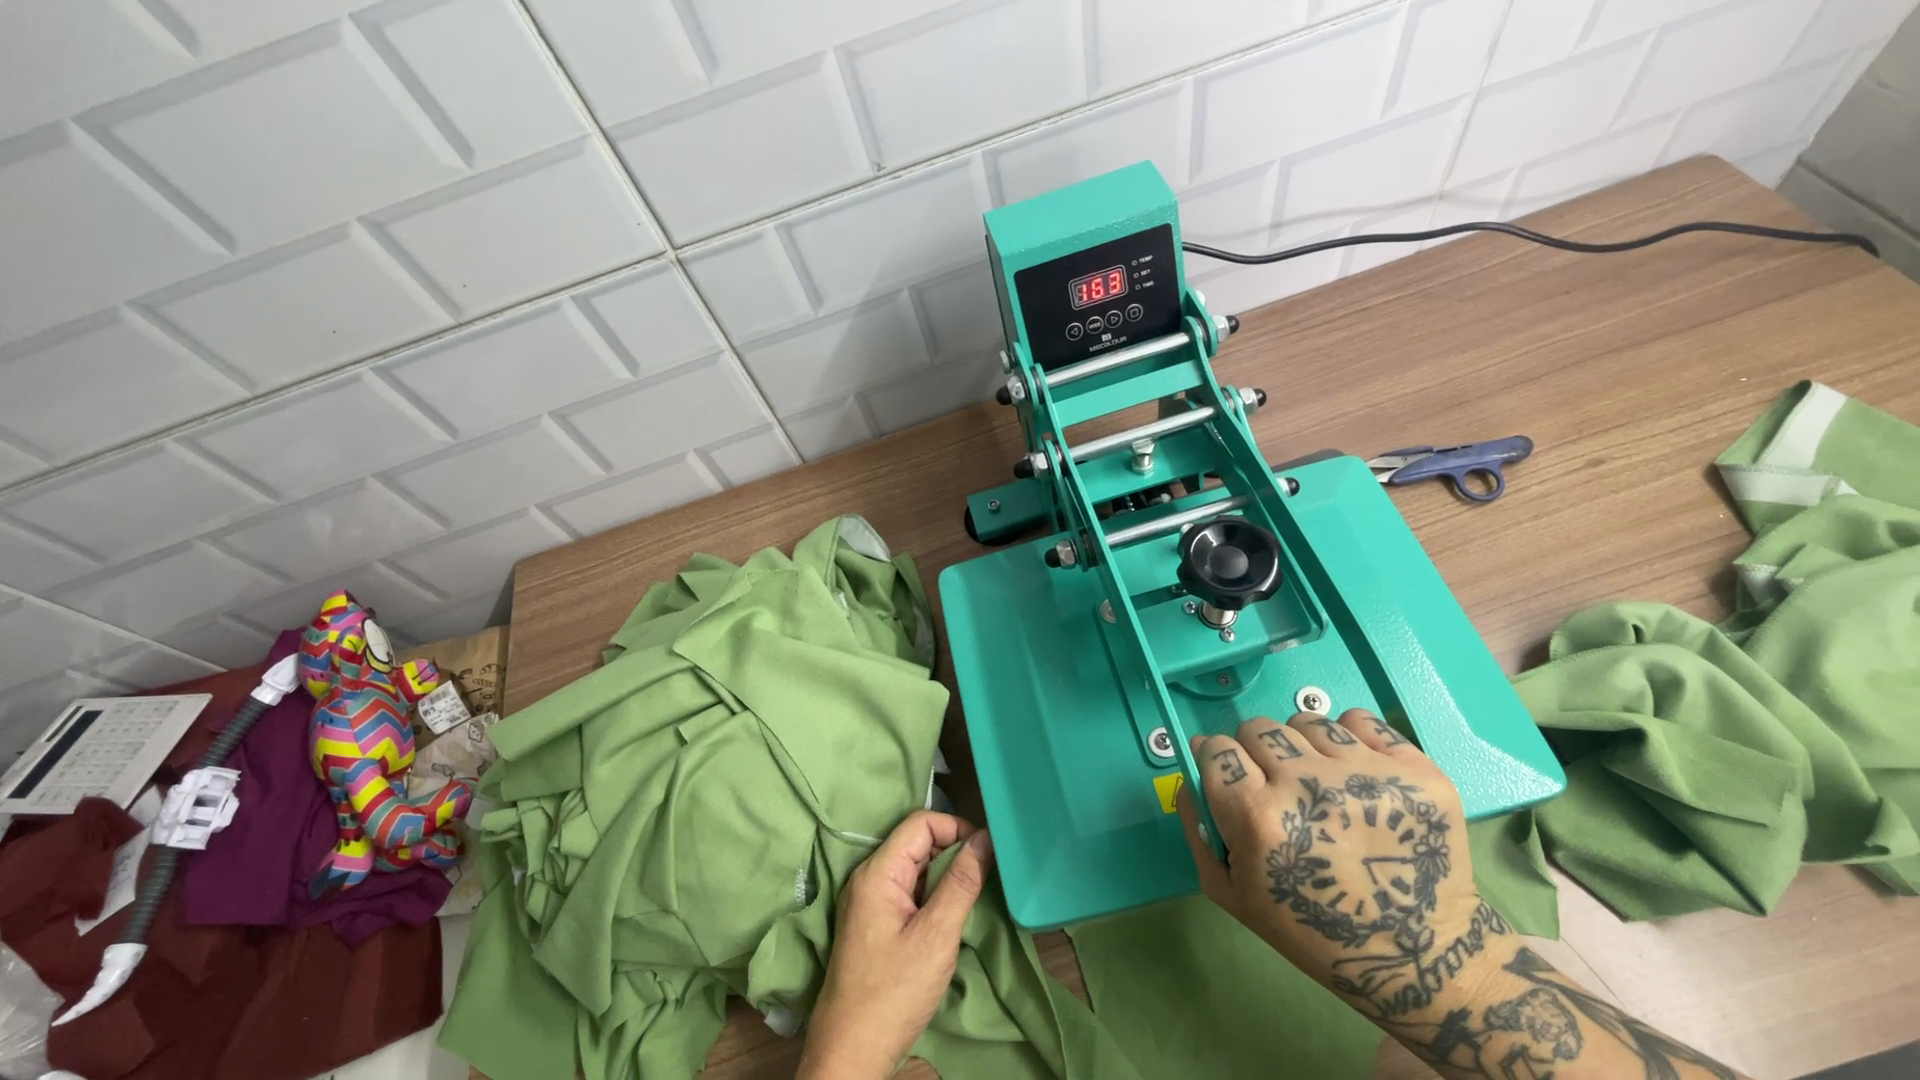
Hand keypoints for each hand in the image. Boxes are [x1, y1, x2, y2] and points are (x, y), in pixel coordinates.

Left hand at [797, 811, 993, 1079]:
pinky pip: (910, 892)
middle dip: (955, 851)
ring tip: (976, 896)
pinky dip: (935, 895)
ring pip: (916, 868)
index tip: (988, 853)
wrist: (852, 1052)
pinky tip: (953, 916)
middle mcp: (870, 879)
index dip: (956, 829)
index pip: (920, 823)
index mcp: (878, 873)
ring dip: (947, 876)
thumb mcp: (936, 935)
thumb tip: (986, 838)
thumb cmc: (894, 992)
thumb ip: (962, 882)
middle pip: (918, 843)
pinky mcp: (876, 924)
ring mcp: (871, 902)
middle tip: (987, 877)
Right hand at [1177, 711, 1503, 1018]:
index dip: (1220, 764)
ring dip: (1302, 746)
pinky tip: (1354, 772)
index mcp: (1259, 818)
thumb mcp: (1230, 891)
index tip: (1234, 781)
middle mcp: (1310, 786)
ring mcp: (1366, 775)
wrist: (1415, 953)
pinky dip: (1350, 738)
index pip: (1218, 749)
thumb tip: (1195, 756)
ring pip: (1307, 721)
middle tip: (1277, 787)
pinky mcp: (1413, 771)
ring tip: (1319, 782)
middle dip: (1256, 753)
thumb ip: (1197, 822)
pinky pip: (1360, 720)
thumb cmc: (1311, 928)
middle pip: (1259, 728)